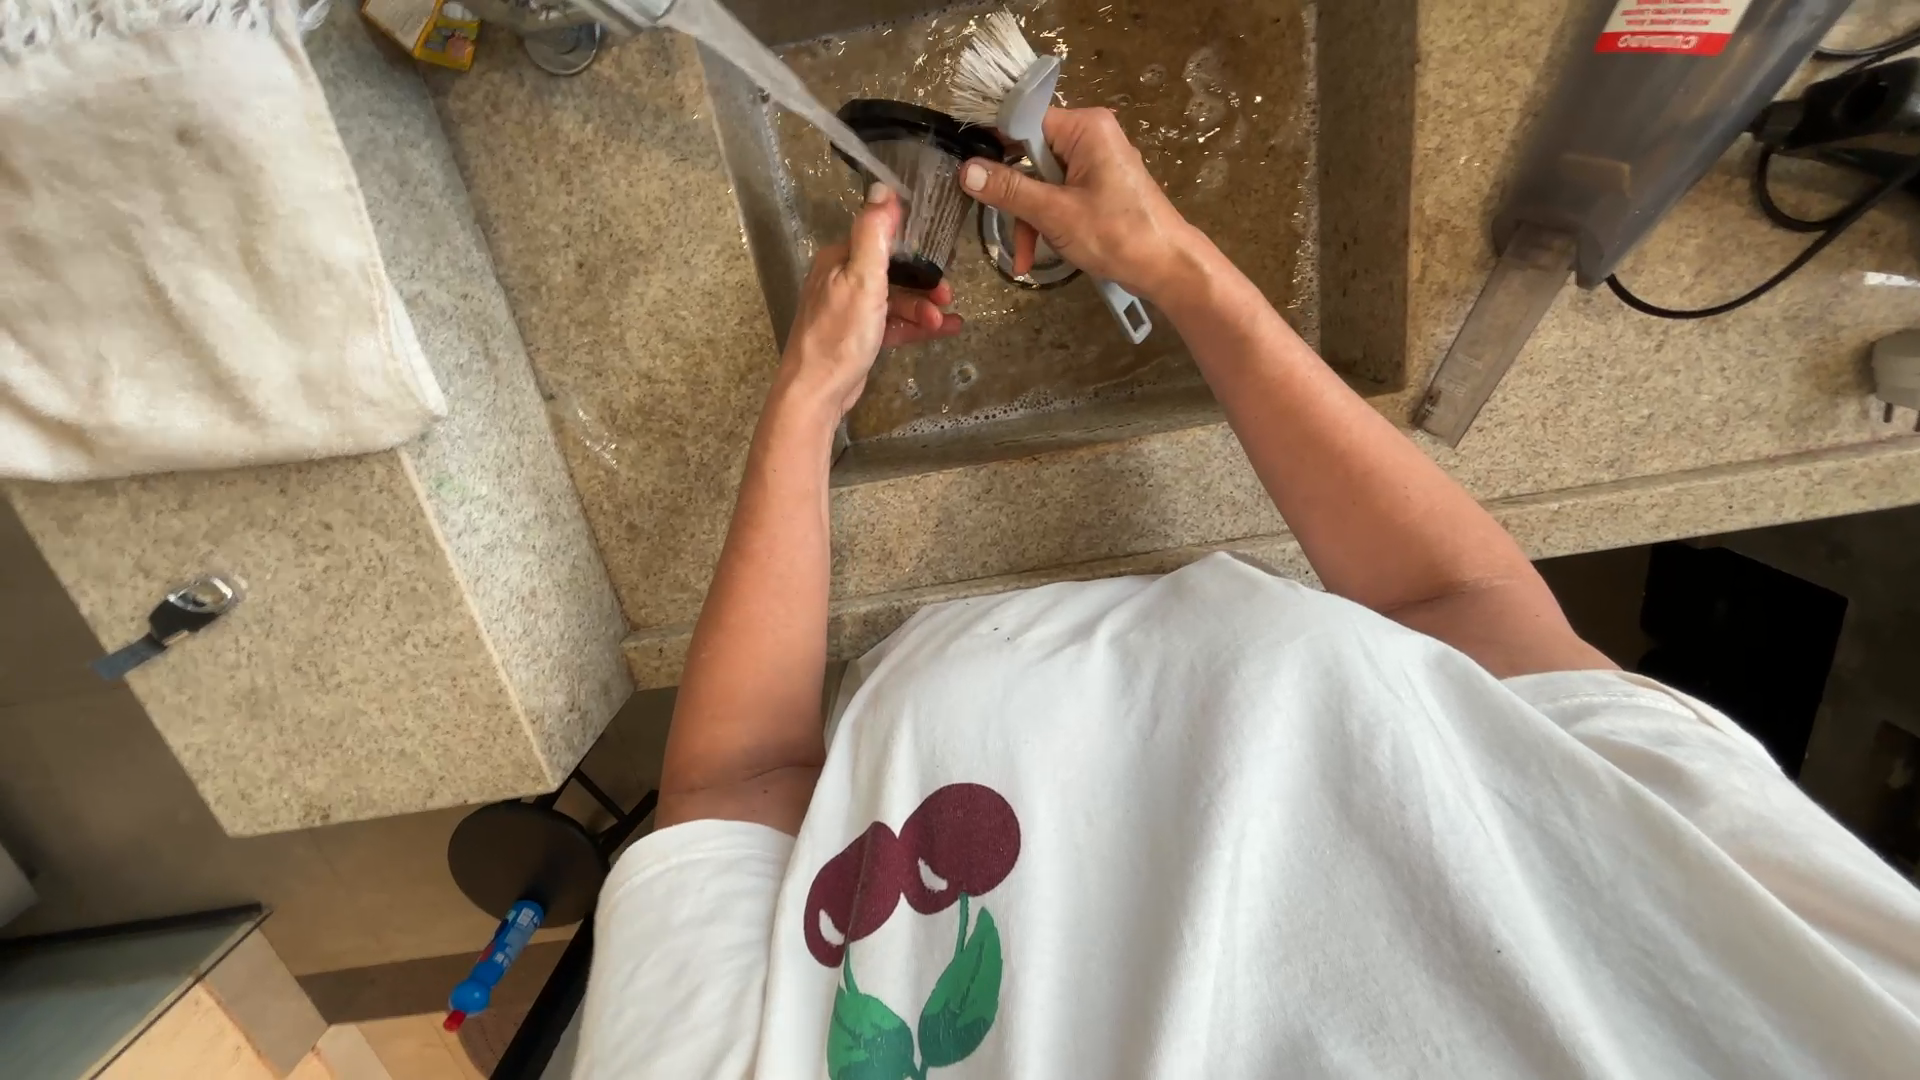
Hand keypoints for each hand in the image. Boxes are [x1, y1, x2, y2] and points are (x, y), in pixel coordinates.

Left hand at [776, 184, 963, 417]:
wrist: (816, 391)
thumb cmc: (839, 336)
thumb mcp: (861, 279)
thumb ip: (874, 234)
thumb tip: (883, 189)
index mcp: (839, 260)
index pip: (881, 239)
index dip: (914, 246)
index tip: (942, 254)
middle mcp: (842, 280)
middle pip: (893, 271)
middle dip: (923, 283)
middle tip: (947, 295)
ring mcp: (850, 310)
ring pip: (895, 300)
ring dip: (923, 308)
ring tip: (945, 321)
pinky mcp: (859, 336)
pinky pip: (893, 324)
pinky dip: (916, 326)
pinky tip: (942, 330)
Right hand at [961, 107, 1202, 304]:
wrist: (1166, 266)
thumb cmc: (1117, 234)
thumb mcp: (1055, 213)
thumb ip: (1009, 190)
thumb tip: (967, 170)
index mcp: (1085, 128)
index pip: (1026, 122)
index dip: (997, 148)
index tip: (974, 176)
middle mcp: (1091, 137)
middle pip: (1032, 158)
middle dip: (1017, 201)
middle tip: (1007, 234)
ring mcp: (1096, 164)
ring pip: (1043, 185)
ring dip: (1031, 222)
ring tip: (1027, 259)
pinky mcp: (1099, 189)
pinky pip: (1060, 198)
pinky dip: (1048, 225)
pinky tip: (1041, 254)